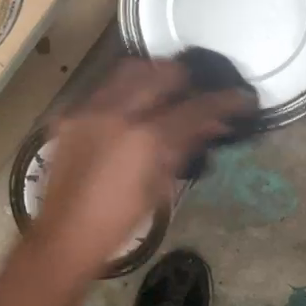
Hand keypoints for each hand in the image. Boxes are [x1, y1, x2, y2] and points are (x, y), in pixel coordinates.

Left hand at [30, 58, 254, 278]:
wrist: (64, 236)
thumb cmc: (117, 222)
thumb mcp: (159, 187)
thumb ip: (184, 148)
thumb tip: (212, 126)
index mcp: (145, 138)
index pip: (195, 108)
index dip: (225, 102)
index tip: (242, 99)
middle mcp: (117, 113)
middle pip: (163, 73)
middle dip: (188, 80)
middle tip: (199, 93)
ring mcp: (90, 110)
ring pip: (131, 70)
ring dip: (155, 75)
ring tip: (167, 91)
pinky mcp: (72, 114)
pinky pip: (105, 87)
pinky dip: (126, 89)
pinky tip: (134, 105)